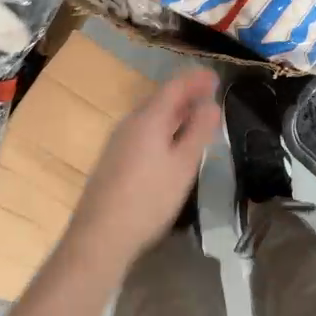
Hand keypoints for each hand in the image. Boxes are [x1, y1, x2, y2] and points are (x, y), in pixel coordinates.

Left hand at [67, 69, 220, 264]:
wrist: (99, 238)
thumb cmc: (148, 199)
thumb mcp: (183, 165)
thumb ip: (198, 131)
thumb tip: (211, 104)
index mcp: (148, 119)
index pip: (175, 87)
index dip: (196, 80)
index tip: (216, 77)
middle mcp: (130, 124)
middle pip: (161, 100)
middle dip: (186, 94)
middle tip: (209, 94)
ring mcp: (118, 143)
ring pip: (151, 117)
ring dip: (174, 112)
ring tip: (194, 116)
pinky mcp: (113, 161)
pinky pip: (143, 132)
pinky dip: (162, 128)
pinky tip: (170, 144)